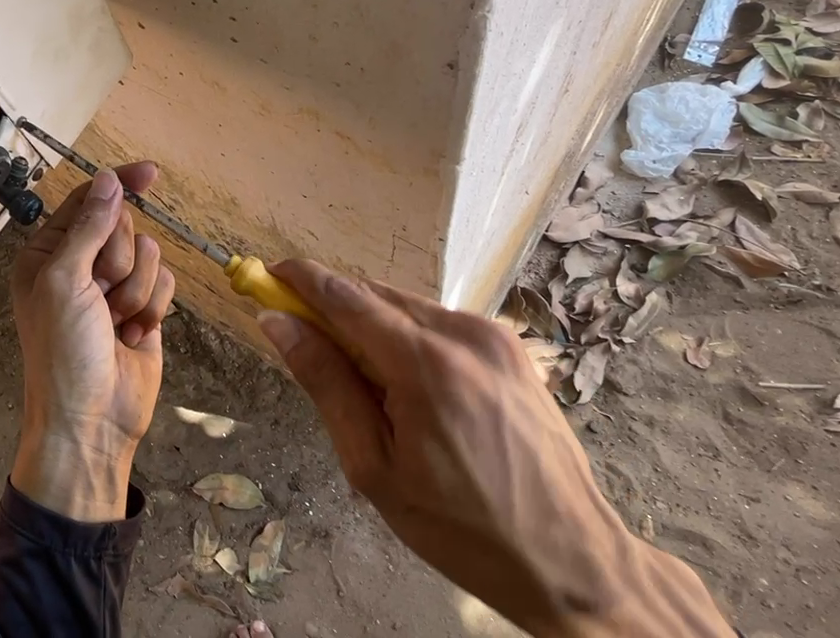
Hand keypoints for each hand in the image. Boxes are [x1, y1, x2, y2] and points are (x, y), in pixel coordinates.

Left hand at [8, 164, 175, 521]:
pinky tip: (133, 336)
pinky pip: (164, 284)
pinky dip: (153, 309)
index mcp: (48, 253)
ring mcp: (113, 288)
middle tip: (101, 293)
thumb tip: (108, 179)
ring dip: (136, 290)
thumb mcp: (64, 281)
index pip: (86, 202)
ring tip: (115, 323)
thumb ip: (89, 228)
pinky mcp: (143, 310)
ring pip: (148, 254)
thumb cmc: (63, 351)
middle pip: (122, 226)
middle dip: (118, 259)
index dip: (117, 184)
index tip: (151, 173)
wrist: (92, 421)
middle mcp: (79, 265)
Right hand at [259, 261, 734, 637]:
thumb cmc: (460, 527)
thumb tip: (275, 322)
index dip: (299, 280)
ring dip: (367, 324)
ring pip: (403, 305)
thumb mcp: (372, 464)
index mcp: (427, 365)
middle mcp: (465, 334)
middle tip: (303, 342)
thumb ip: (324, 381)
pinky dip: (404, 336)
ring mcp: (494, 337)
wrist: (574, 562)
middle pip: (373, 295)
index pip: (345, 297)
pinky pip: (435, 322)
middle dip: (330, 307)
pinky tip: (405, 383)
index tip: (264, 277)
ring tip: (364, 383)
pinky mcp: (510, 347)